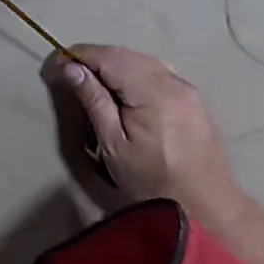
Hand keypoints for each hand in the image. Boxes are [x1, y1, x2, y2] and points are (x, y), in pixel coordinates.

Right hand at [42, 44, 244, 226]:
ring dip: (113, 64)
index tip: (54, 64)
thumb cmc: (154, 184)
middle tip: (67, 73)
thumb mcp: (114, 147)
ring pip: (141, 60)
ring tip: (91, 82)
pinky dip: (133, 72)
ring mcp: (187, 87)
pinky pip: (156, 71)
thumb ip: (94, 102)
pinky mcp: (192, 97)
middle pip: (125, 54)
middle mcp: (174, 82)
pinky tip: (123, 90)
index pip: (109, 57)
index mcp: (154, 94)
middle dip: (93, 58)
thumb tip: (71, 69)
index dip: (78, 55)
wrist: (209, 208)